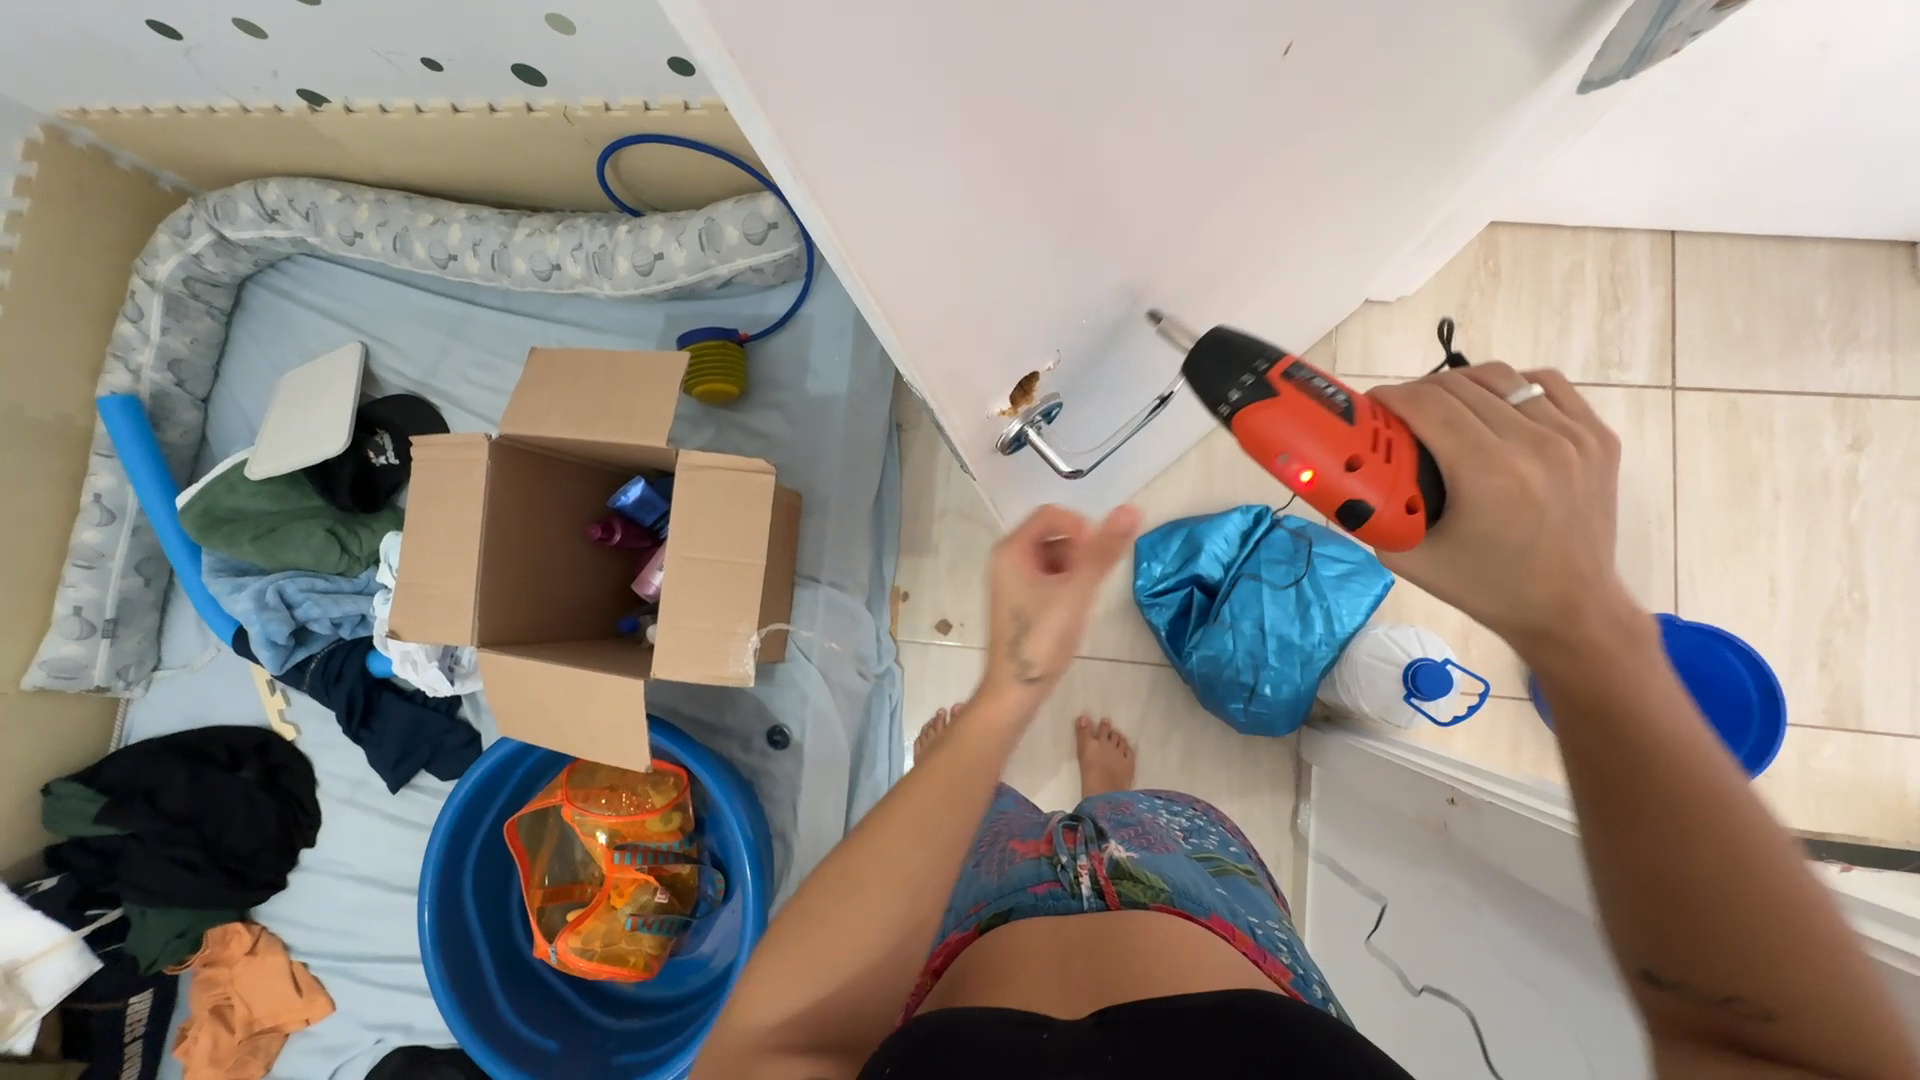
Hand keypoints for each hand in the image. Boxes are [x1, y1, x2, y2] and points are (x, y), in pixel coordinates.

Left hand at [980, 504, 1140, 702]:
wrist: (1016, 689)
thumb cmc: (1042, 638)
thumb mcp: (1077, 591)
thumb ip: (1104, 550)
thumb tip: (1132, 509)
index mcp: (1011, 549)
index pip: (1052, 514)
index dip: (1081, 529)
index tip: (1094, 560)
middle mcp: (1006, 559)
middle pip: (1053, 534)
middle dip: (1078, 552)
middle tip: (1086, 585)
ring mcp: (1011, 581)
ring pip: (1054, 557)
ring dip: (1074, 570)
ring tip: (1079, 601)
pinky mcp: (1019, 600)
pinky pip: (1048, 577)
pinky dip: (1066, 585)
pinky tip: (1071, 611)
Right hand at [1368, 364, 1643, 656]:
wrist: (1569, 607)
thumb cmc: (1483, 586)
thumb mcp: (1407, 556)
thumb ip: (1371, 510)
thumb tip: (1343, 472)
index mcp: (1488, 473)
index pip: (1427, 404)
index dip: (1389, 398)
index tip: (1370, 407)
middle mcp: (1535, 444)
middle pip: (1458, 386)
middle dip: (1416, 393)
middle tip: (1397, 418)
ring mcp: (1574, 436)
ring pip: (1500, 377)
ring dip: (1460, 388)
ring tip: (1442, 412)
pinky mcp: (1597, 436)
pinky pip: (1544, 385)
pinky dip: (1510, 389)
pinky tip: (1493, 412)